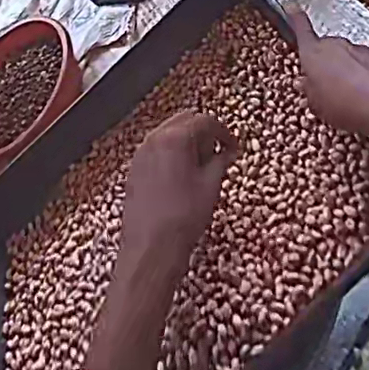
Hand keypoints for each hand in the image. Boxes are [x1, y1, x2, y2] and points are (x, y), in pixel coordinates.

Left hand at [120, 111, 238, 259]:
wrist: (151, 249)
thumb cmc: (185, 216)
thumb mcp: (211, 186)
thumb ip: (221, 161)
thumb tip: (228, 151)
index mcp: (175, 138)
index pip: (205, 121)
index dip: (224, 133)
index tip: (234, 148)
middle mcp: (154, 139)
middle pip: (184, 121)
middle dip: (204, 132)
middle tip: (218, 153)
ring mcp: (141, 153)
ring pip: (168, 134)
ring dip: (187, 142)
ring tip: (201, 166)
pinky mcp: (134, 169)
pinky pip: (156, 150)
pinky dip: (171, 153)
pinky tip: (181, 176)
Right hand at [285, 6, 368, 159]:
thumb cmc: (349, 106)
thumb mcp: (318, 105)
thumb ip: (309, 90)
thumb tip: (305, 83)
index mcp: (314, 53)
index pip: (301, 28)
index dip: (295, 17)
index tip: (292, 5)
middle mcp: (336, 45)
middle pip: (325, 49)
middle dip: (325, 64)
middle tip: (324, 86)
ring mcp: (360, 50)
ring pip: (346, 57)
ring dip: (346, 72)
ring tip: (348, 98)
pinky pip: (366, 66)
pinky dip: (365, 77)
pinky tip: (367, 97)